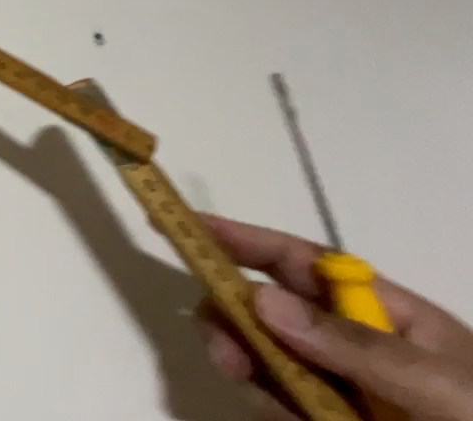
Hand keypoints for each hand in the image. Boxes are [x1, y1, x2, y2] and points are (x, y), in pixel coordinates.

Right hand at [198, 214, 472, 419]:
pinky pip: (273, 399)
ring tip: (251, 388)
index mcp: (386, 316)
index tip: (184, 227)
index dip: (241, 239)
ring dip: (242, 363)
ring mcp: (339, 385)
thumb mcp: (444, 388)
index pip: (301, 261)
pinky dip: (265, 403)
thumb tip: (260, 300)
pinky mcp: (324, 418)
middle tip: (224, 349)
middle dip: (232, 318)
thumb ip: (357, 345)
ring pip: (258, 352)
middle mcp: (351, 342)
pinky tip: (281, 414)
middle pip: (264, 306)